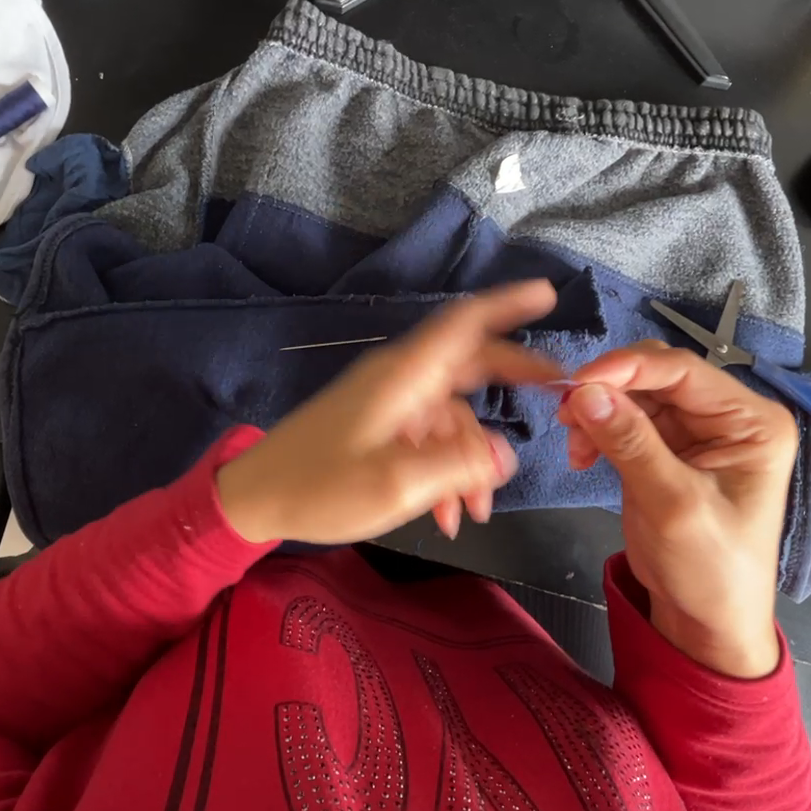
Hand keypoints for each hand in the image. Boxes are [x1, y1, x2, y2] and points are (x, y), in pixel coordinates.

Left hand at [216, 281, 564, 545]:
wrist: (254, 498)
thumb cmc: (319, 487)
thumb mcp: (395, 485)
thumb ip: (456, 466)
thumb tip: (505, 451)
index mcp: (403, 376)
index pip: (463, 323)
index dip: (506, 304)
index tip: (547, 294)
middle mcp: (398, 378)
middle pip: (467, 365)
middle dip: (511, 382)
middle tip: (555, 395)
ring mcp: (385, 400)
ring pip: (449, 416)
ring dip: (468, 460)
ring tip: (474, 513)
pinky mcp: (375, 424)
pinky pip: (424, 437)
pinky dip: (441, 470)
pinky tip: (444, 515)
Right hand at [559, 341, 798, 677]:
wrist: (705, 621)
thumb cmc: (709, 568)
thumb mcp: (672, 504)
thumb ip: (630, 442)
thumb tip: (582, 392)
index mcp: (751, 420)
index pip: (682, 370)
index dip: (626, 368)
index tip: (575, 384)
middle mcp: (726, 415)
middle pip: (655, 374)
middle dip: (607, 389)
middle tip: (566, 414)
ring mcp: (694, 430)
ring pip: (632, 392)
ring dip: (597, 411)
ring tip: (574, 446)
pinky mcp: (665, 446)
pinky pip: (623, 417)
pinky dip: (597, 428)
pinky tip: (581, 455)